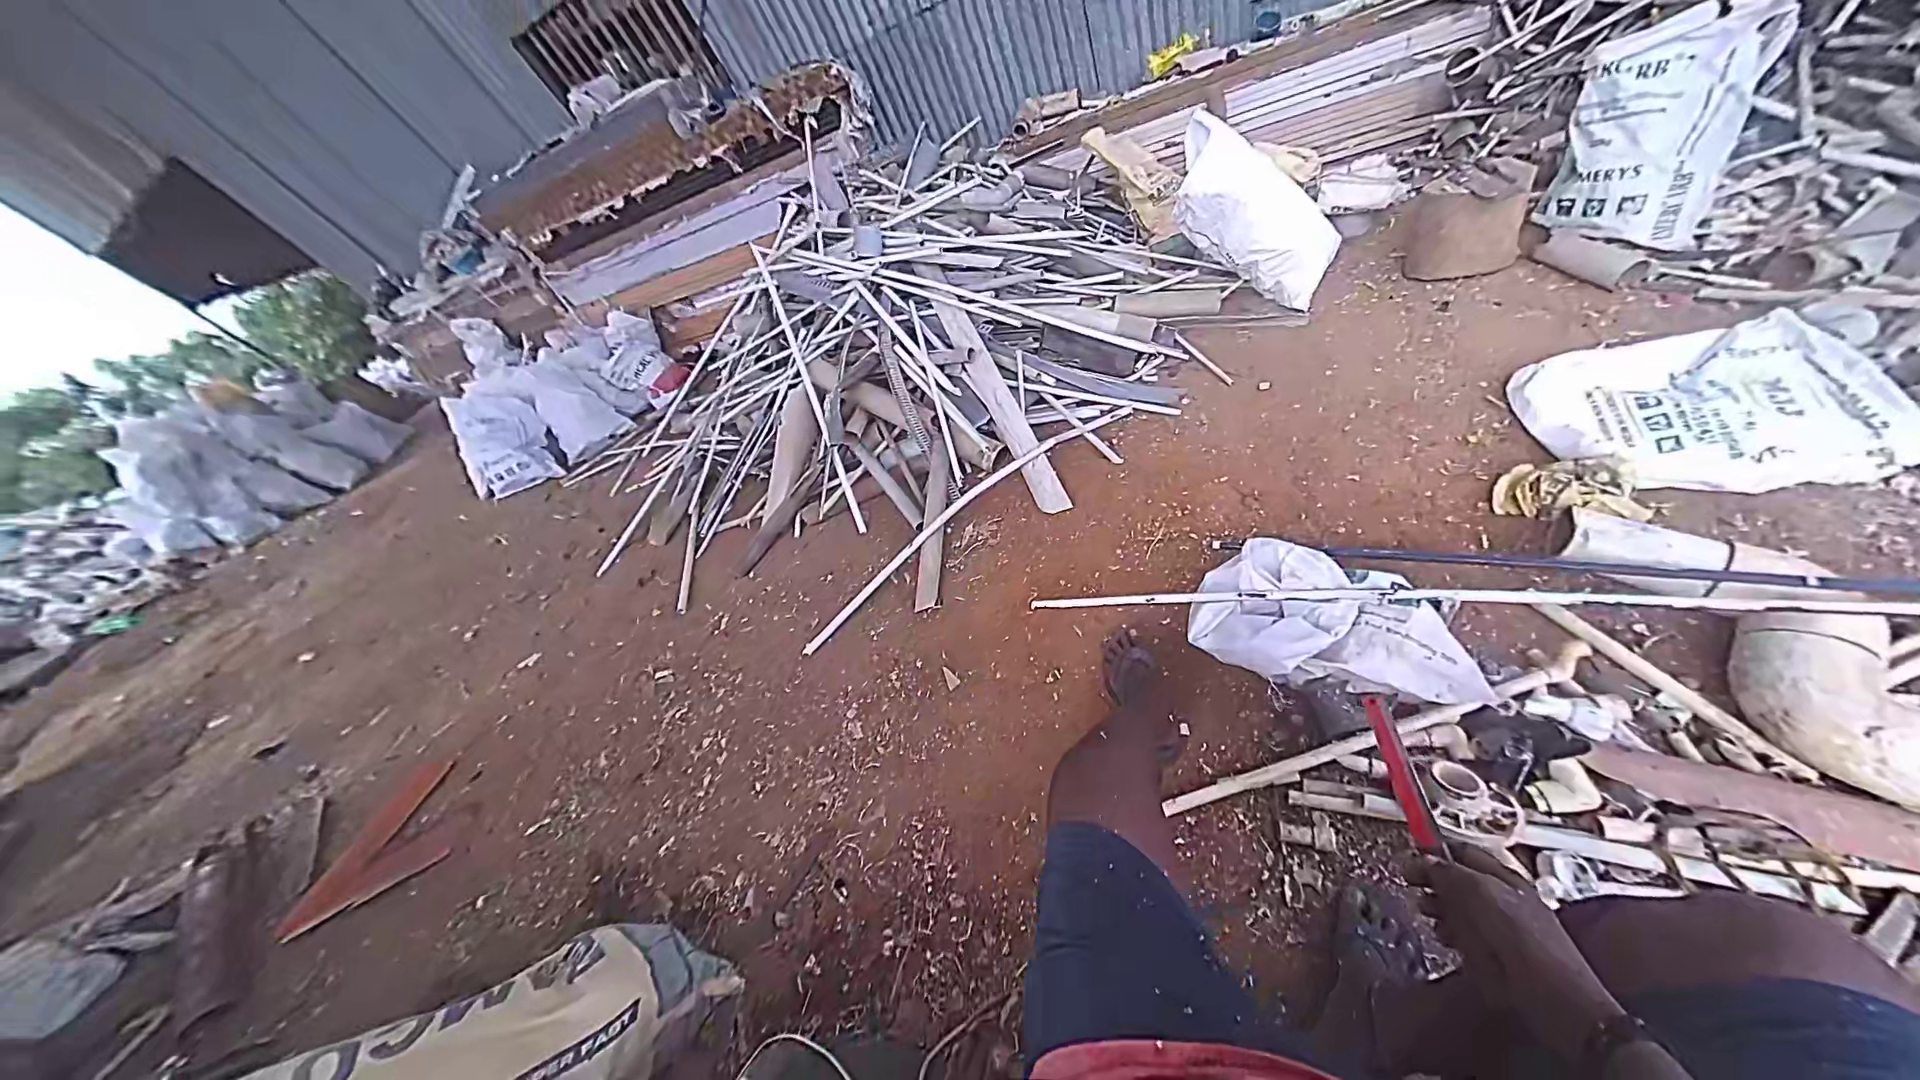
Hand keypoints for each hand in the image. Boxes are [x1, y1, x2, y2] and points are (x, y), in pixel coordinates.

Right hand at [1409, 847, 1627, 1061]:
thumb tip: (1425, 860)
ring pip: (1459, 908)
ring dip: (1438, 907)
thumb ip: (1450, 873)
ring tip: (1424, 910)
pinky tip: (1444, 937)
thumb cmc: (1523, 941)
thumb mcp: (1479, 893)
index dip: (1436, 848)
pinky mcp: (1495, 955)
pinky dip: (1449, 932)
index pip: (1463, 852)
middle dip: (1432, 880)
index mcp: (1505, 879)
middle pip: (1458, 880)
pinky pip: (1464, 935)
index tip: (1411, 850)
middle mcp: (1503, 900)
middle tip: (1410, 881)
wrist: (1554, 1000)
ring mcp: (1501, 929)